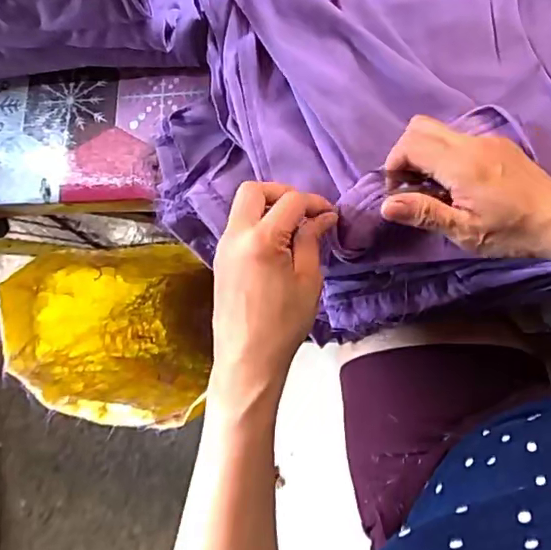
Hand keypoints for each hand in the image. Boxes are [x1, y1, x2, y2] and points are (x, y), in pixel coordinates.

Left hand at [210, 181, 337, 401]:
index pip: (290, 201)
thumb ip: (311, 240)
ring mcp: (223, 247)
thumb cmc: (283, 324)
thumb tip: (321, 217)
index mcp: (261, 239)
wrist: (247, 359)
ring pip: (242, 207)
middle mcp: (235, 236)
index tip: (330, 214)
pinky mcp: (220, 259)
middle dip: (282, 193)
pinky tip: (278, 244)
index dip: (314, 202)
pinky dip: (258, 223)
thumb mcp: (308, 280)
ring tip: (294, 229)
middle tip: (305, 211)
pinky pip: (238, 227)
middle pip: (253, 190)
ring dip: (268, 207)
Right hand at [379, 114, 550, 259]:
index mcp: (461, 163)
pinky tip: (458, 183)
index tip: (398, 191)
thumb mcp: (465, 231)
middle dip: (405, 153)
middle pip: (420, 127)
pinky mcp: (499, 144)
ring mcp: (487, 140)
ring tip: (434, 187)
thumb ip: (424, 213)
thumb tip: (386, 205)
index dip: (393, 164)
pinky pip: (459, 138)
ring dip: (425, 153)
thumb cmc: (512, 232)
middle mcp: (472, 142)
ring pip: (440, 131)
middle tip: (411, 185)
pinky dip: (445, 154)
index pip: (410, 144)